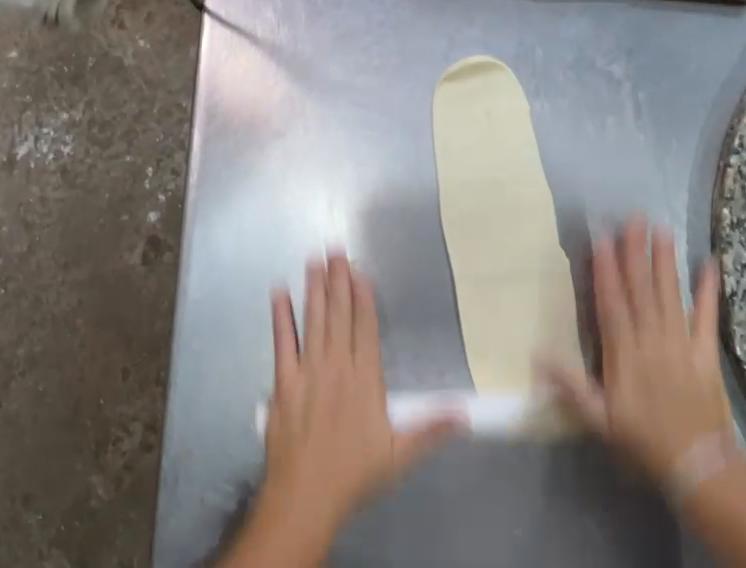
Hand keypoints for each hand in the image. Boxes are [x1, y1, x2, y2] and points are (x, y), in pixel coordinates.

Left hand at [257, 253, 463, 533]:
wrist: (305, 496)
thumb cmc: (354, 474)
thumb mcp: (400, 455)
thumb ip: (431, 429)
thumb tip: (466, 413)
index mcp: (365, 380)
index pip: (365, 329)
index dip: (362, 298)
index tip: (359, 271)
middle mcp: (336, 367)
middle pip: (338, 316)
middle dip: (337, 281)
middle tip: (335, 250)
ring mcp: (307, 372)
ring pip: (312, 322)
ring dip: (313, 290)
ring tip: (314, 261)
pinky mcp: (282, 383)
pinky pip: (282, 344)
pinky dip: (280, 318)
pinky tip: (279, 294)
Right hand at [544, 219, 732, 482]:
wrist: (698, 465)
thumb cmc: (642, 440)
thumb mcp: (598, 419)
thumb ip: (570, 384)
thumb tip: (537, 354)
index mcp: (623, 352)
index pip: (611, 301)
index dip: (605, 268)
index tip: (601, 237)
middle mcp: (651, 339)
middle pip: (641, 288)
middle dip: (634, 252)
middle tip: (632, 218)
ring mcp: (681, 342)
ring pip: (669, 294)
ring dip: (665, 261)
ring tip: (661, 229)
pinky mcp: (706, 352)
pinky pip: (707, 316)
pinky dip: (709, 290)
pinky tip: (710, 264)